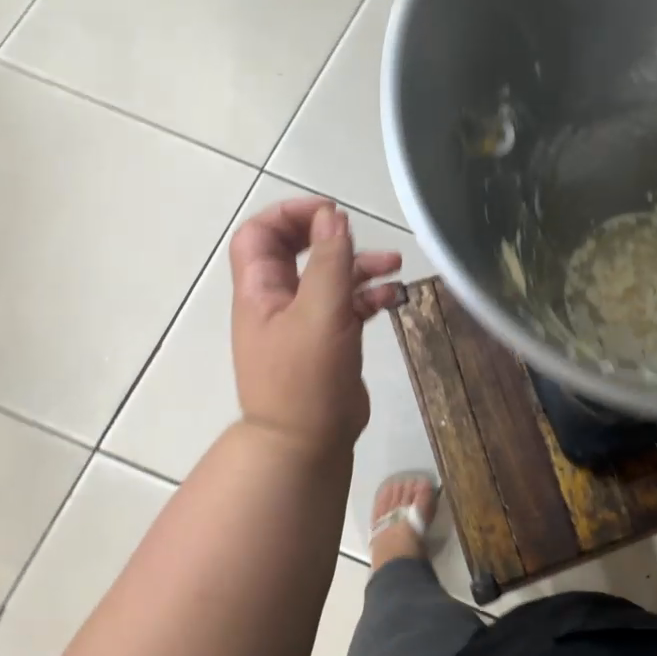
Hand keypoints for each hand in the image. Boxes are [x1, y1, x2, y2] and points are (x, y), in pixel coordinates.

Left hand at [229, 197, 405, 452]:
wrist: (306, 441)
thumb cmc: (306, 376)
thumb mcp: (320, 312)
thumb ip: (329, 261)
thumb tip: (333, 216)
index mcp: (260, 290)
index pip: (260, 233)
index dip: (291, 214)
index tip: (331, 214)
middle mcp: (278, 301)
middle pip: (296, 251)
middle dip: (330, 237)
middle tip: (359, 232)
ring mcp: (304, 323)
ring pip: (329, 278)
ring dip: (359, 266)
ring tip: (395, 264)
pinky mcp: (329, 342)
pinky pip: (349, 307)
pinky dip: (370, 296)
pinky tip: (395, 298)